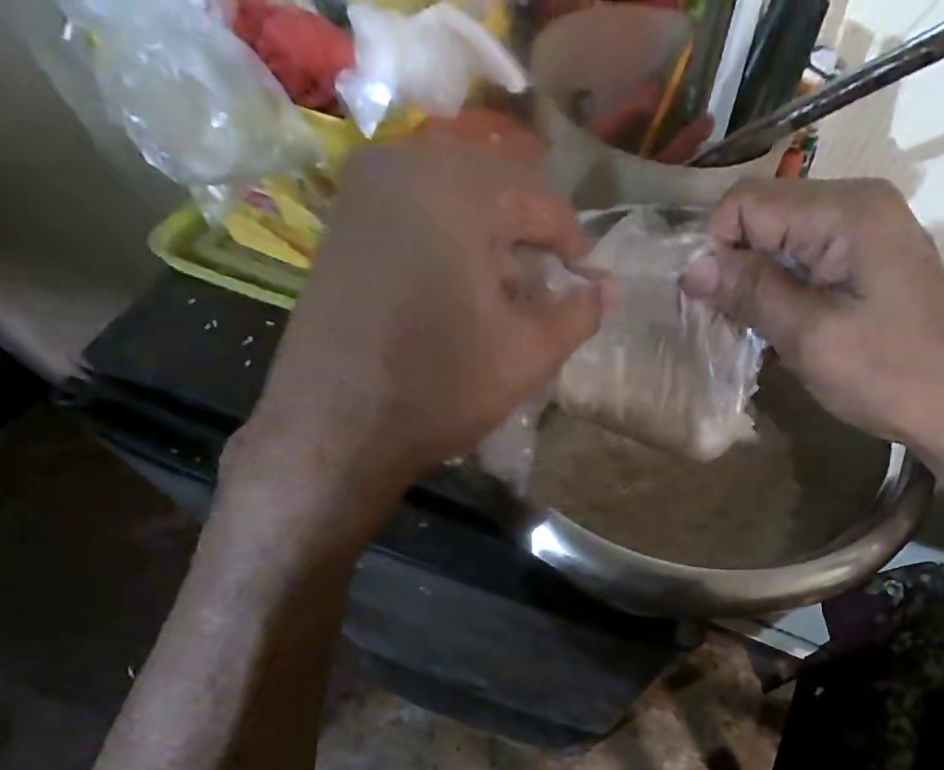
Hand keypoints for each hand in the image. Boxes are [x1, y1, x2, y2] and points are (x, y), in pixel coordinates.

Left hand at [222, 134, 601, 503]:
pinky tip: (456, 285)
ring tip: (504, 289)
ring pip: (452, 193)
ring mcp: (362, 190)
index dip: (574, 242)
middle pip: (494, 183)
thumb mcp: (526, 354)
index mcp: (454, 188)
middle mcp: (402, 165)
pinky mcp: (341, 223)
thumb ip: (579, 313)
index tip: (587, 281)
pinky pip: (414, 208)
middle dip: (529, 232)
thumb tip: (610, 289)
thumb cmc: (438, 388)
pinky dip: (447, 236)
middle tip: (547, 283)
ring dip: (489, 233)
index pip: (538, 198)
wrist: (334, 429)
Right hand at [680, 178, 943, 446]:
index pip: (747, 202)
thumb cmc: (890, 375)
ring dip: (758, 284)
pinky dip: (785, 291)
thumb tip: (691, 267)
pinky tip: (784, 329)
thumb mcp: (811, 336)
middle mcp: (857, 204)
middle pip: (764, 216)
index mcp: (846, 210)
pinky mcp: (870, 260)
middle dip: (736, 267)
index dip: (717, 249)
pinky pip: (807, 261)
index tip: (713, 305)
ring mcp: (867, 231)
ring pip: (782, 242)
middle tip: (730, 325)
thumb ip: (751, 292)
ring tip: (755, 333)